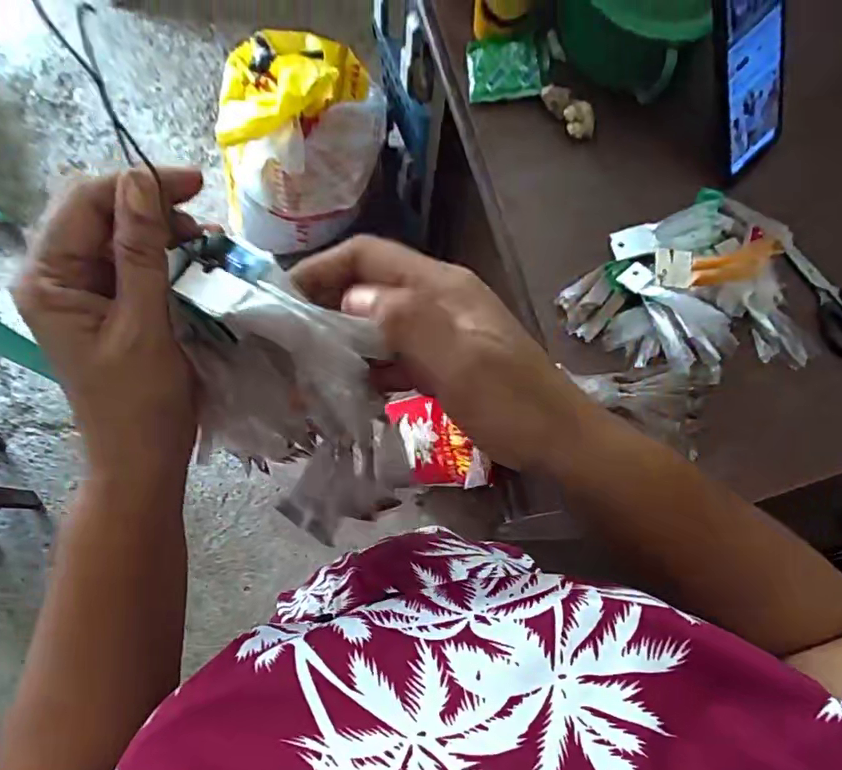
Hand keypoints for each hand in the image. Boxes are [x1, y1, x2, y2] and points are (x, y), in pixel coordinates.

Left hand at [14, 166, 205, 474]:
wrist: (141, 464)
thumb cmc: (141, 406)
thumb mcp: (144, 327)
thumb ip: (141, 253)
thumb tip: (140, 181)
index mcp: (47, 280)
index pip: (85, 202)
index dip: (137, 184)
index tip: (194, 185)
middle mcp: (53, 279)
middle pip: (98, 215)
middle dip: (151, 208)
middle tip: (203, 219)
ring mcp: (79, 295)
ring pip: (118, 240)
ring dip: (161, 234)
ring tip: (205, 242)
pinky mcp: (104, 311)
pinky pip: (130, 269)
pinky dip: (163, 262)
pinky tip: (194, 263)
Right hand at [291, 236, 598, 472]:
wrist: (558, 443)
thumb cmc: (512, 404)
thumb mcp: (460, 361)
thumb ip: (406, 322)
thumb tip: (349, 300)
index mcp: (441, 287)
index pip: (369, 256)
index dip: (323, 269)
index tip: (283, 299)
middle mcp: (438, 301)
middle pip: (370, 289)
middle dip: (325, 308)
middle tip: (288, 343)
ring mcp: (442, 335)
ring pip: (379, 326)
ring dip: (344, 344)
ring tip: (308, 372)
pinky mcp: (444, 366)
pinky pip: (396, 359)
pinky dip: (369, 371)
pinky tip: (349, 394)